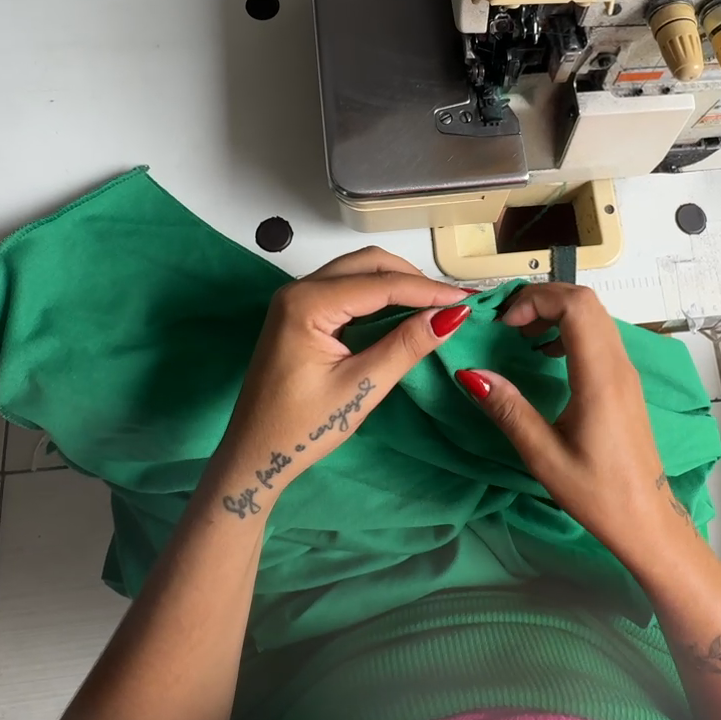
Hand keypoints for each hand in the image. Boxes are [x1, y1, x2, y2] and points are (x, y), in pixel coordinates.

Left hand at [207, 248, 470, 522]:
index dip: (428, 290)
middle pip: (368, 263)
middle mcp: (299, 289)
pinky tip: (403, 311)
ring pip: (357, 270)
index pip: (381, 284)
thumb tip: (452, 316)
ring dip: (397, 282)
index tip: (467, 300)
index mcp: (308, 304)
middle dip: (413, 278)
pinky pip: (346, 287)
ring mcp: (296, 298)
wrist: (253, 456)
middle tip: (452, 302)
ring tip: (435, 305)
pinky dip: (378, 293)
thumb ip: (406, 346)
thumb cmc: (303, 428)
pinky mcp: (300, 311)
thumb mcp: (361, 388)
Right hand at [455, 283, 692, 562]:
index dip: (536, 300)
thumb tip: (470, 373)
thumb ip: (509, 410)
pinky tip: (545, 354)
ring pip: (594, 314)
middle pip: (586, 301)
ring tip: (522, 336)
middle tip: (507, 323)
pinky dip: (569, 328)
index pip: (576, 306)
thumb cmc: (597, 494)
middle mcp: (618, 364)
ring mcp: (625, 370)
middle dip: (542, 299)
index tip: (505, 324)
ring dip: (555, 311)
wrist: (647, 520)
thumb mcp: (544, 457)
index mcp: (599, 377)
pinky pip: (598, 333)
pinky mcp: (624, 380)